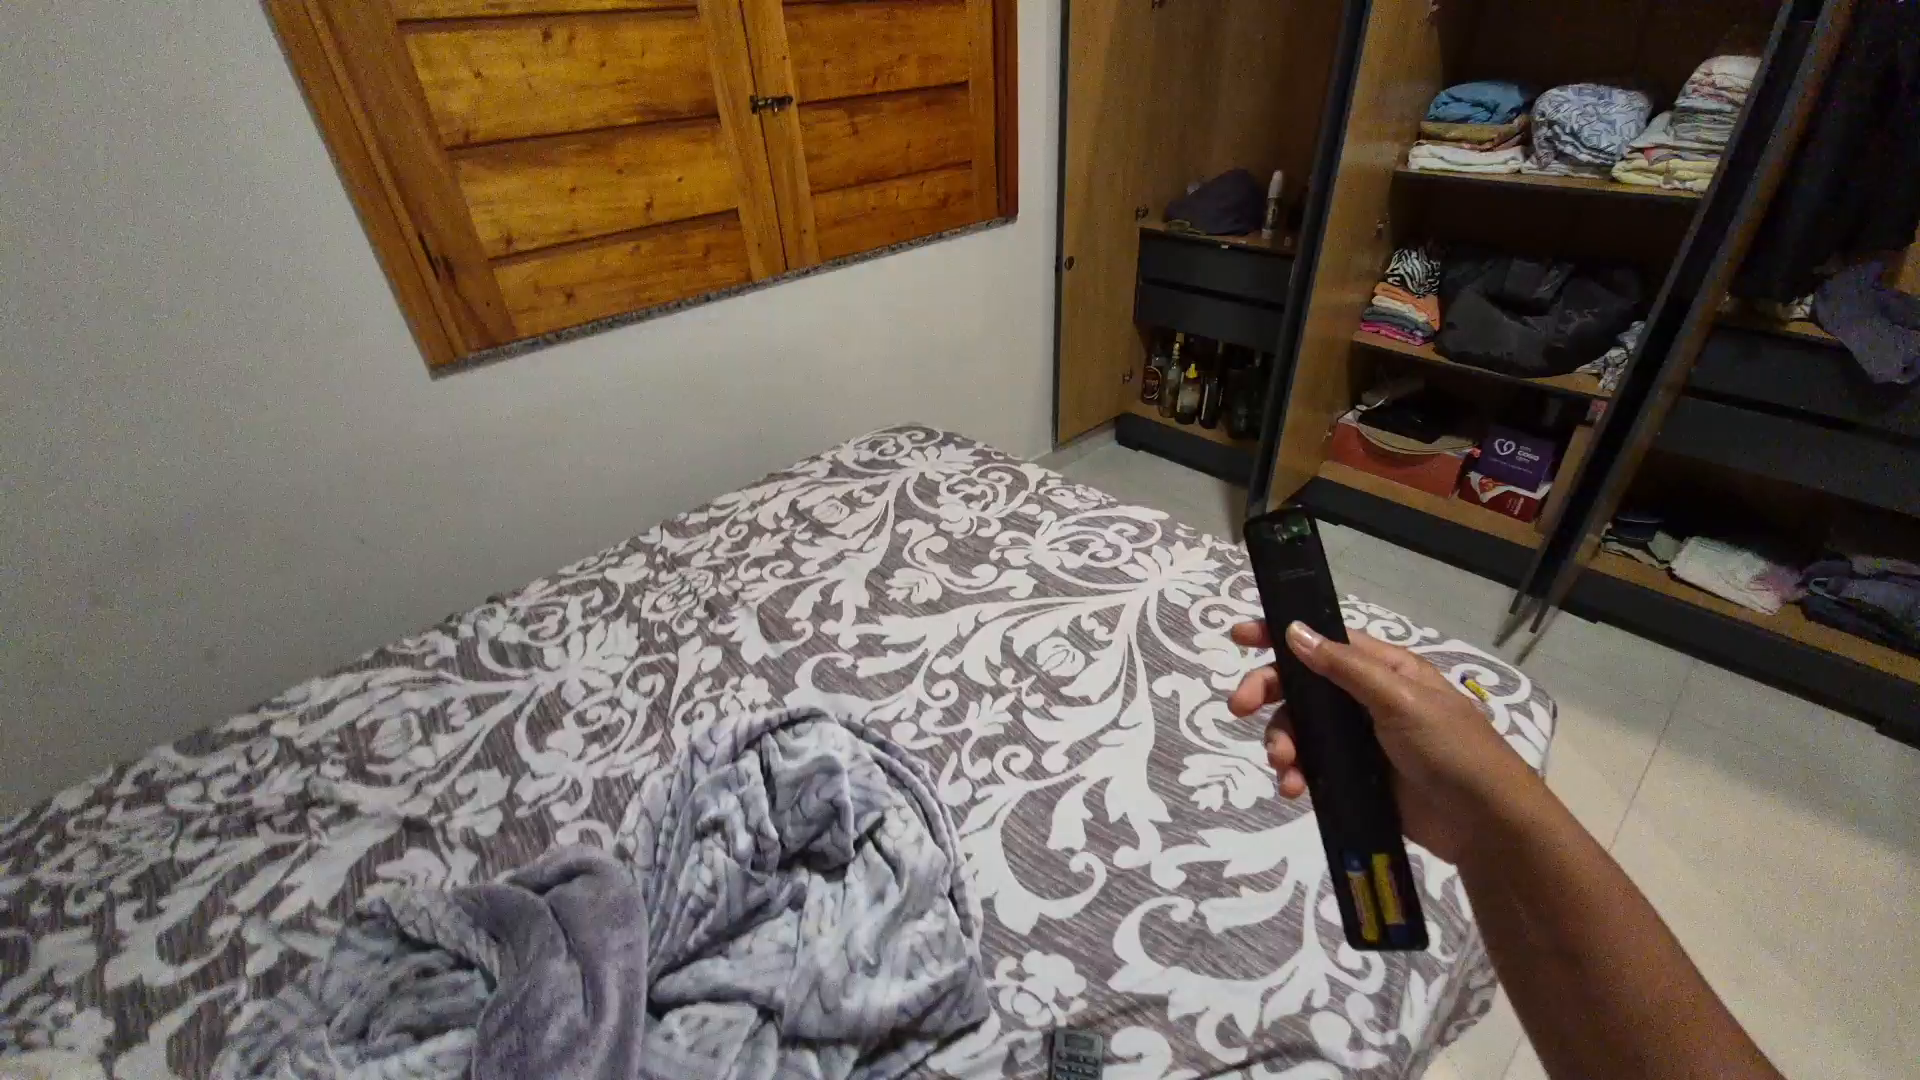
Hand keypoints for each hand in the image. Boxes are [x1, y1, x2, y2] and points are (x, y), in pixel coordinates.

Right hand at [1228, 619, 1540, 864]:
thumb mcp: (1401, 701)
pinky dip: (1295, 773)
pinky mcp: (1351, 775)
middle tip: (1238, 706)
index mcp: (1380, 669)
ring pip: (1297, 727)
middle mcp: (1361, 697)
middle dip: (1266, 692)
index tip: (1240, 637)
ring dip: (1281, 741)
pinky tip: (1294, 788)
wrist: (1486, 826)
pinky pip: (1308, 764)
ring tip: (1283, 765)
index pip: (1321, 641)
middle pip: (1298, 685)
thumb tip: (1293, 631)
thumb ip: (1345, 668)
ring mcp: (1355, 738)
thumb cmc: (1452, 750)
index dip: (1279, 635)